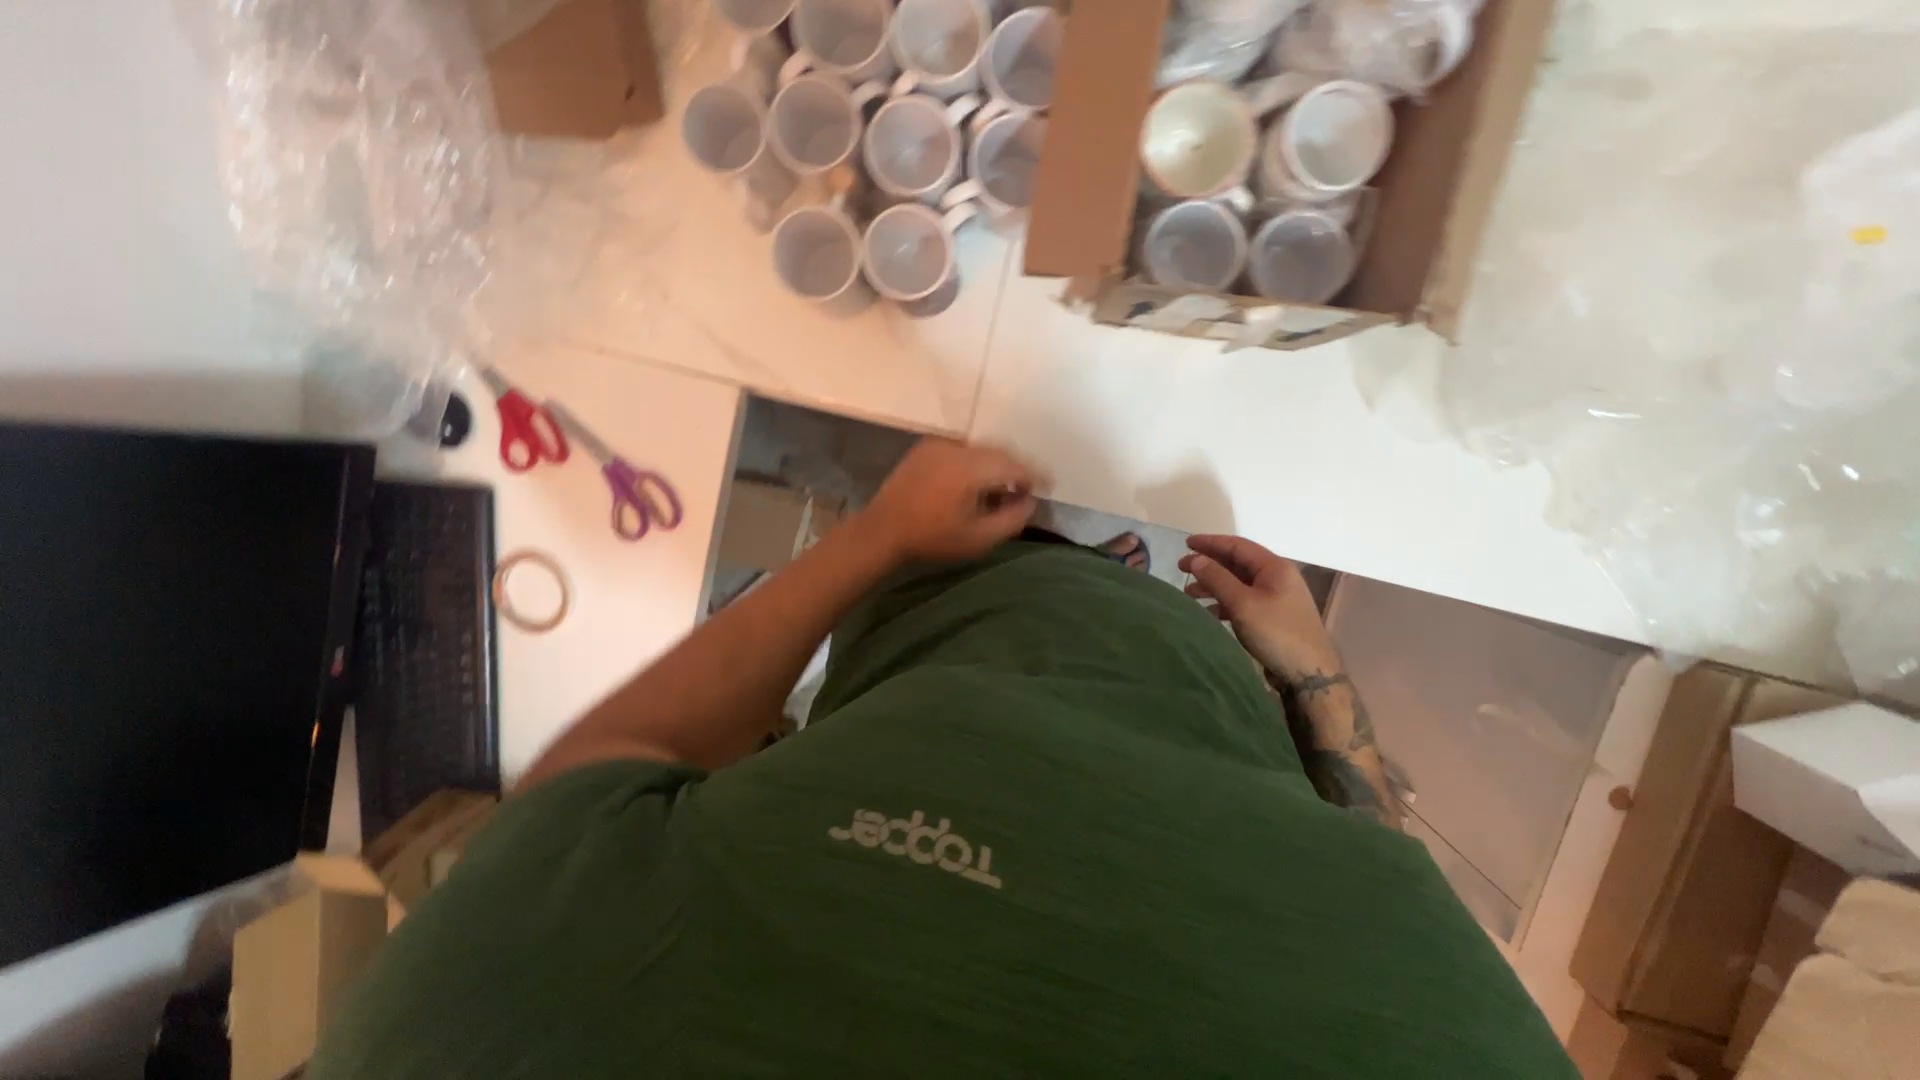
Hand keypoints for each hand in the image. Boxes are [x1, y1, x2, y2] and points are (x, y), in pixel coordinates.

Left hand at [860, 438, 1046, 562]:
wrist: (881, 532)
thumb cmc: (931, 539)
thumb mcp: (978, 539)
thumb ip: (1011, 520)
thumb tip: (1029, 502)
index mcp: (970, 467)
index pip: (1013, 464)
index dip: (1034, 475)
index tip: (1047, 486)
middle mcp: (956, 447)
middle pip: (997, 451)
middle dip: (1016, 468)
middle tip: (1027, 489)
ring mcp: (938, 444)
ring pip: (979, 449)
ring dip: (995, 464)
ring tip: (1003, 487)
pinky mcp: (925, 448)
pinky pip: (961, 449)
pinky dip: (975, 461)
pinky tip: (976, 482)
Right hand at [1178, 534, 1339, 681]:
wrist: (1309, 672)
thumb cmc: (1276, 633)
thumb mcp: (1243, 604)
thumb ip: (1218, 579)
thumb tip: (1196, 559)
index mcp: (1274, 567)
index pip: (1238, 546)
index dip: (1210, 543)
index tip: (1186, 544)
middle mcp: (1276, 578)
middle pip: (1237, 563)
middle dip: (1209, 564)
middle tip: (1181, 568)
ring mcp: (1275, 598)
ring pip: (1238, 584)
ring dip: (1213, 585)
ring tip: (1188, 592)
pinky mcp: (1271, 617)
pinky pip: (1242, 601)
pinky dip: (1223, 603)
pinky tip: (1207, 611)